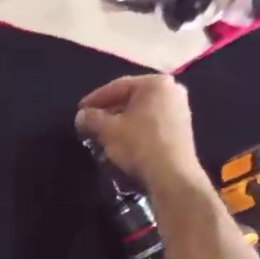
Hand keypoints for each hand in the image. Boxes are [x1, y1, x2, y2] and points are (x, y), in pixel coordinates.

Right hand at [75, 74, 201, 189]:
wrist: (171, 174)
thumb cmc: (139, 144)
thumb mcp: (108, 130)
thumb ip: (91, 118)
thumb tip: (81, 116)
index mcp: (155, 83)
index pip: (116, 87)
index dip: (94, 99)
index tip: (79, 111)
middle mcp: (171, 90)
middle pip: (129, 98)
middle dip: (107, 112)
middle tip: (89, 123)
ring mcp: (178, 108)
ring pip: (139, 111)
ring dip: (118, 122)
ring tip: (101, 134)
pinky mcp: (180, 127)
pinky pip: (149, 122)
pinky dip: (132, 128)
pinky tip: (120, 141)